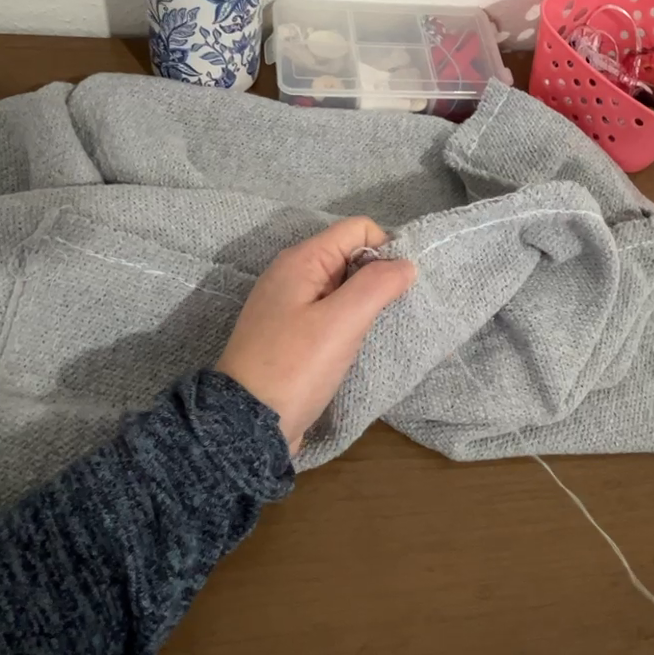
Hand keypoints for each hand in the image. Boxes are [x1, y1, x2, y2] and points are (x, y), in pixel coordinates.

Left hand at [215, 217, 416, 453]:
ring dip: (366, 303)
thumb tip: (407, 263)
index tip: (400, 287)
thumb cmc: (294, 367)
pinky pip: (329, 311)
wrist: (246, 424)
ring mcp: (289, 303)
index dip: (386, 250)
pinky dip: (349, 321)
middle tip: (394, 312)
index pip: (358, 229)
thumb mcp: (341, 323)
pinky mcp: (290, 332)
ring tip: (381, 330)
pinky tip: (359, 344)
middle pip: (350, 255)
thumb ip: (377, 285)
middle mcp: (293, 273)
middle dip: (379, 277)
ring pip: (342, 286)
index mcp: (302, 259)